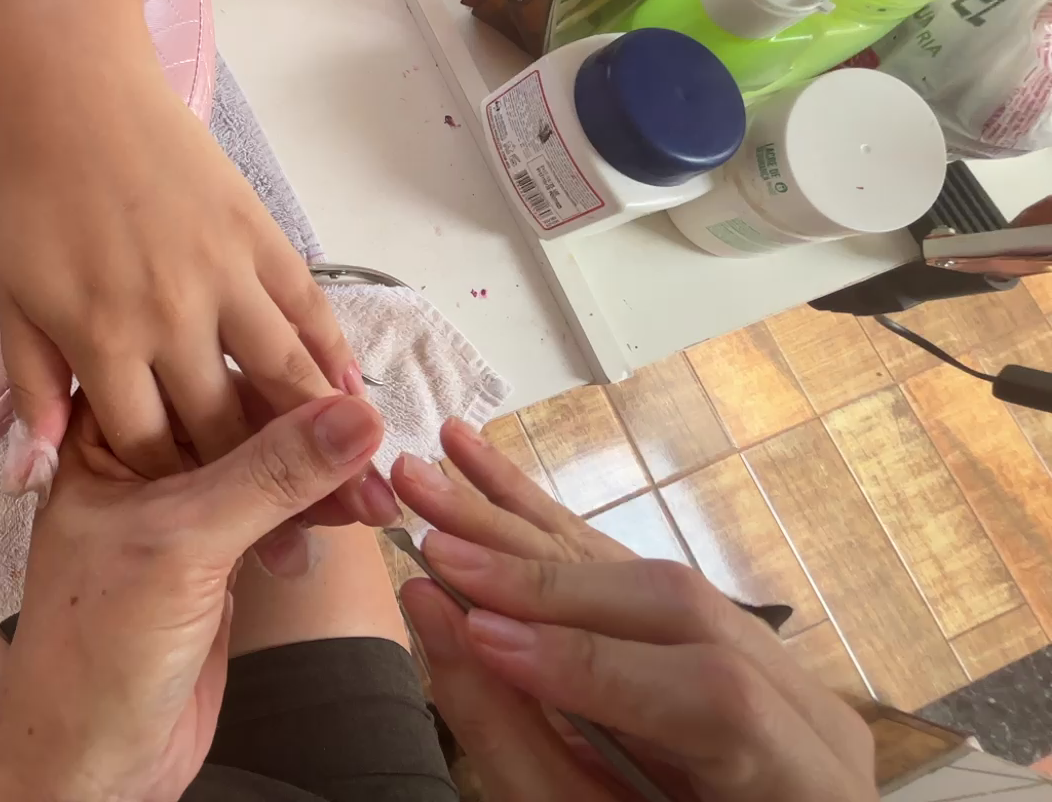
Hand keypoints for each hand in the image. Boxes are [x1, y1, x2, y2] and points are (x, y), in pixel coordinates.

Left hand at [0, 33, 397, 549]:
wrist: (77, 94)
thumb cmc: (32, 200)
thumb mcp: (12, 300)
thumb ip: (33, 391)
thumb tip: (33, 479)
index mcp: (103, 341)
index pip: (152, 450)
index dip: (178, 495)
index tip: (201, 521)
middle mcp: (173, 318)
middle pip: (224, 428)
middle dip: (256, 489)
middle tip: (290, 530)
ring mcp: (226, 273)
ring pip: (284, 377)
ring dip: (316, 437)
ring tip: (342, 480)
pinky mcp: (261, 234)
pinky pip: (309, 309)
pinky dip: (334, 356)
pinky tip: (351, 393)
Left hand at [0, 392, 385, 801]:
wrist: (90, 759)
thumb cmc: (101, 638)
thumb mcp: (183, 542)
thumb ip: (269, 476)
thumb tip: (359, 414)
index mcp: (105, 426)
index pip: (196, 367)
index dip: (274, 374)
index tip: (349, 389)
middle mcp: (140, 450)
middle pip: (238, 413)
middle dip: (309, 435)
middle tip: (373, 461)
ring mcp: (179, 499)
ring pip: (263, 462)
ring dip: (322, 478)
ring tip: (372, 507)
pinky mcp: (213, 544)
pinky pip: (273, 507)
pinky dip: (313, 512)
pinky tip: (347, 521)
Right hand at [391, 421, 874, 801]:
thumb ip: (500, 721)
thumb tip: (425, 599)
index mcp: (799, 784)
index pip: (708, 694)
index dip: (587, 658)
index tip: (479, 633)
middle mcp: (791, 696)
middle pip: (664, 600)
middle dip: (530, 571)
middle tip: (430, 541)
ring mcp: (739, 641)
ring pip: (616, 557)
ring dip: (506, 511)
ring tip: (424, 472)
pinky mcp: (677, 609)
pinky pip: (597, 549)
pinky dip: (522, 503)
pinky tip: (470, 456)